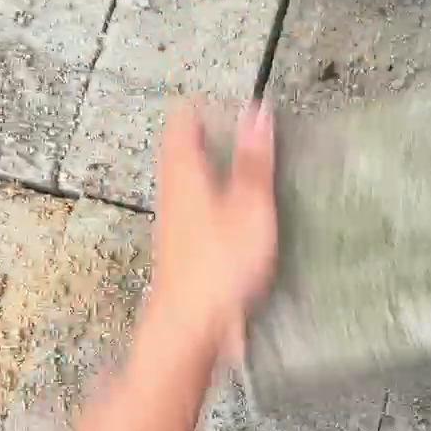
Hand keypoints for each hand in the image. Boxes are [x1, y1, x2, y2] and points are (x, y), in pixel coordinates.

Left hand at [147, 102, 277, 361]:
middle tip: (239, 134)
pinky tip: (237, 222)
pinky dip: (214, 206)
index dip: (204, 108)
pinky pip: (196, 216)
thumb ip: (254, 160)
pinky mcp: (182, 252)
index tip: (229, 106)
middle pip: (182, 152)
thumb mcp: (249, 206)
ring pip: (188, 184)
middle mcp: (172, 195)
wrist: (189, 324)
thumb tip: (258, 112)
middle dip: (208, 139)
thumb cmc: (218, 266)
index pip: (183, 122)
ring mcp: (174, 225)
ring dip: (212, 174)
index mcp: (184, 173)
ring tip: (244, 174)